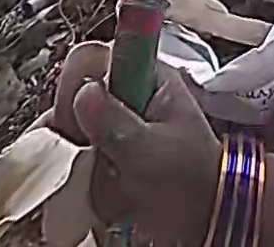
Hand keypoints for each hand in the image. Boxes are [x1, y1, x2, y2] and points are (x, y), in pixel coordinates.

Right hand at [51, 42, 221, 246]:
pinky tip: (74, 186)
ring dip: (68, 149)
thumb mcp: (150, 151)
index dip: (82, 78)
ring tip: (76, 172)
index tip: (71, 110)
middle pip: (81, 90)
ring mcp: (119, 123)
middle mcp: (130, 93)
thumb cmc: (189, 178)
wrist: (204, 216)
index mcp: (149, 77)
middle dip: (69, 121)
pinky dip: (72, 168)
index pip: (104, 56)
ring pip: (74, 123)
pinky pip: (78, 151)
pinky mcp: (110, 151)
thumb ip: (115, 123)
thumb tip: (83, 91)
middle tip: (74, 148)